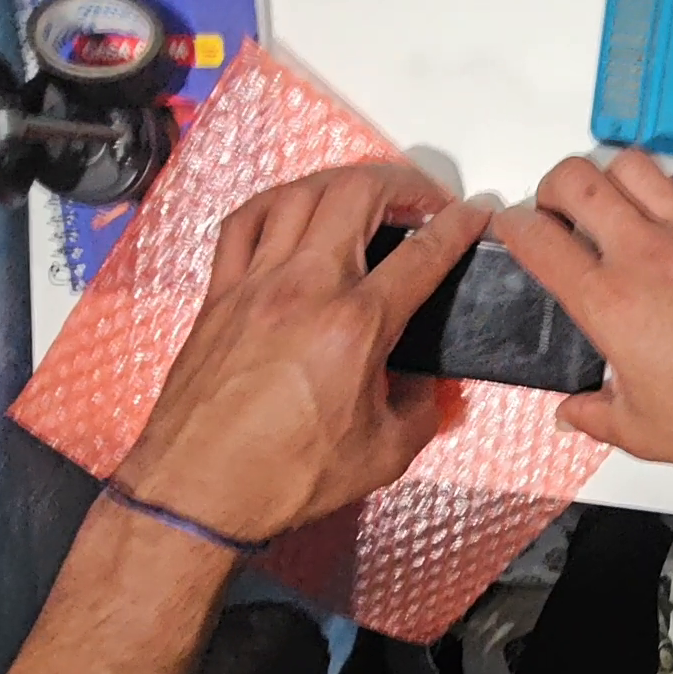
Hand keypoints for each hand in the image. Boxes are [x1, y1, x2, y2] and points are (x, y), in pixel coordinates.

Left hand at [115, 166, 494, 541]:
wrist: (196, 491)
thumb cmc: (291, 476)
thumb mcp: (386, 453)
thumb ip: (421, 408)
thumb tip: (422, 386)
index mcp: (356, 325)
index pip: (422, 254)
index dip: (458, 226)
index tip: (475, 214)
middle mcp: (306, 287)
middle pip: (356, 194)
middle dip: (403, 182)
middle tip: (425, 198)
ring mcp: (256, 282)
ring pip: (300, 194)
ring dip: (344, 182)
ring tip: (369, 195)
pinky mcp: (219, 292)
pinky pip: (245, 220)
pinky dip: (280, 200)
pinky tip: (296, 208)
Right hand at [493, 150, 672, 493]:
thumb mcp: (640, 430)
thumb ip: (593, 415)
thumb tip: (573, 413)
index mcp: (611, 304)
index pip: (537, 238)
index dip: (513, 226)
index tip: (515, 227)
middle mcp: (649, 257)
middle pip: (576, 179)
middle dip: (553, 186)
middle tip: (559, 207)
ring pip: (634, 165)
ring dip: (612, 178)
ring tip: (616, 202)